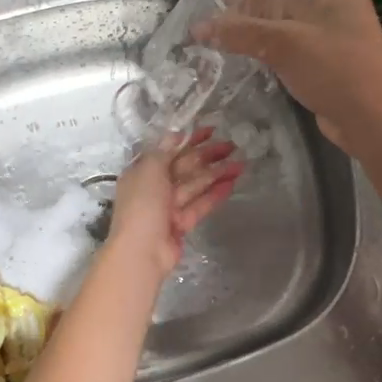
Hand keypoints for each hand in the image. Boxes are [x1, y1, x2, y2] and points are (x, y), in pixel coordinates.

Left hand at [106, 129, 241, 277]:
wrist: (141, 250)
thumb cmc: (142, 205)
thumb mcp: (149, 169)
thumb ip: (164, 151)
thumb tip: (176, 135)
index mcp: (143, 171)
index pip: (169, 150)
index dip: (189, 139)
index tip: (211, 130)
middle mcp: (155, 187)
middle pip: (184, 167)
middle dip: (207, 155)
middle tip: (232, 146)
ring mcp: (169, 207)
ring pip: (195, 185)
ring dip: (216, 173)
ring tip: (240, 164)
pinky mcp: (181, 224)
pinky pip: (200, 205)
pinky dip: (214, 194)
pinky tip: (231, 183)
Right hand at [196, 0, 381, 153]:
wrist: (373, 118)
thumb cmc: (336, 68)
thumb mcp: (283, 44)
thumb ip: (240, 32)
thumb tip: (198, 27)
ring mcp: (327, 27)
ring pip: (284, 13)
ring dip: (254, 18)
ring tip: (216, 21)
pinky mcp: (322, 55)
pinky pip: (288, 38)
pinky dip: (265, 40)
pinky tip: (239, 47)